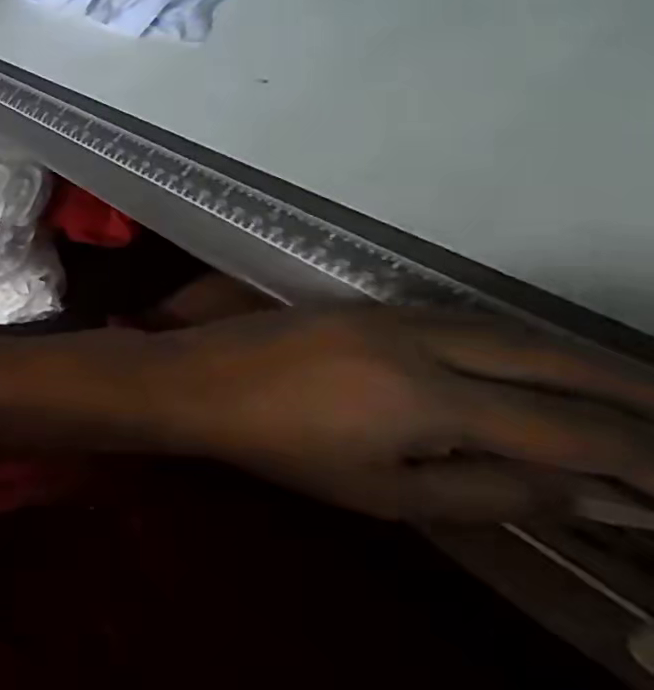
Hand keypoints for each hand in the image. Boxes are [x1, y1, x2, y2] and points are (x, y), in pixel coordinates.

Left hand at [148, 307, 653, 521]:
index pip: (570, 430)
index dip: (643, 458)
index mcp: (430, 398)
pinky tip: (531, 359)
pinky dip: (512, 338)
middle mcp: (418, 343)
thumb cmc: (277, 446)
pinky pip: (457, 317)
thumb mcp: (384, 492)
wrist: (189, 381)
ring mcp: (382, 314)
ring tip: (630, 389)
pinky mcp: (354, 304)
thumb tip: (591, 493)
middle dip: (633, 389)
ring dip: (574, 357)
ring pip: (505, 328)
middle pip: (551, 359)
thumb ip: (491, 493)